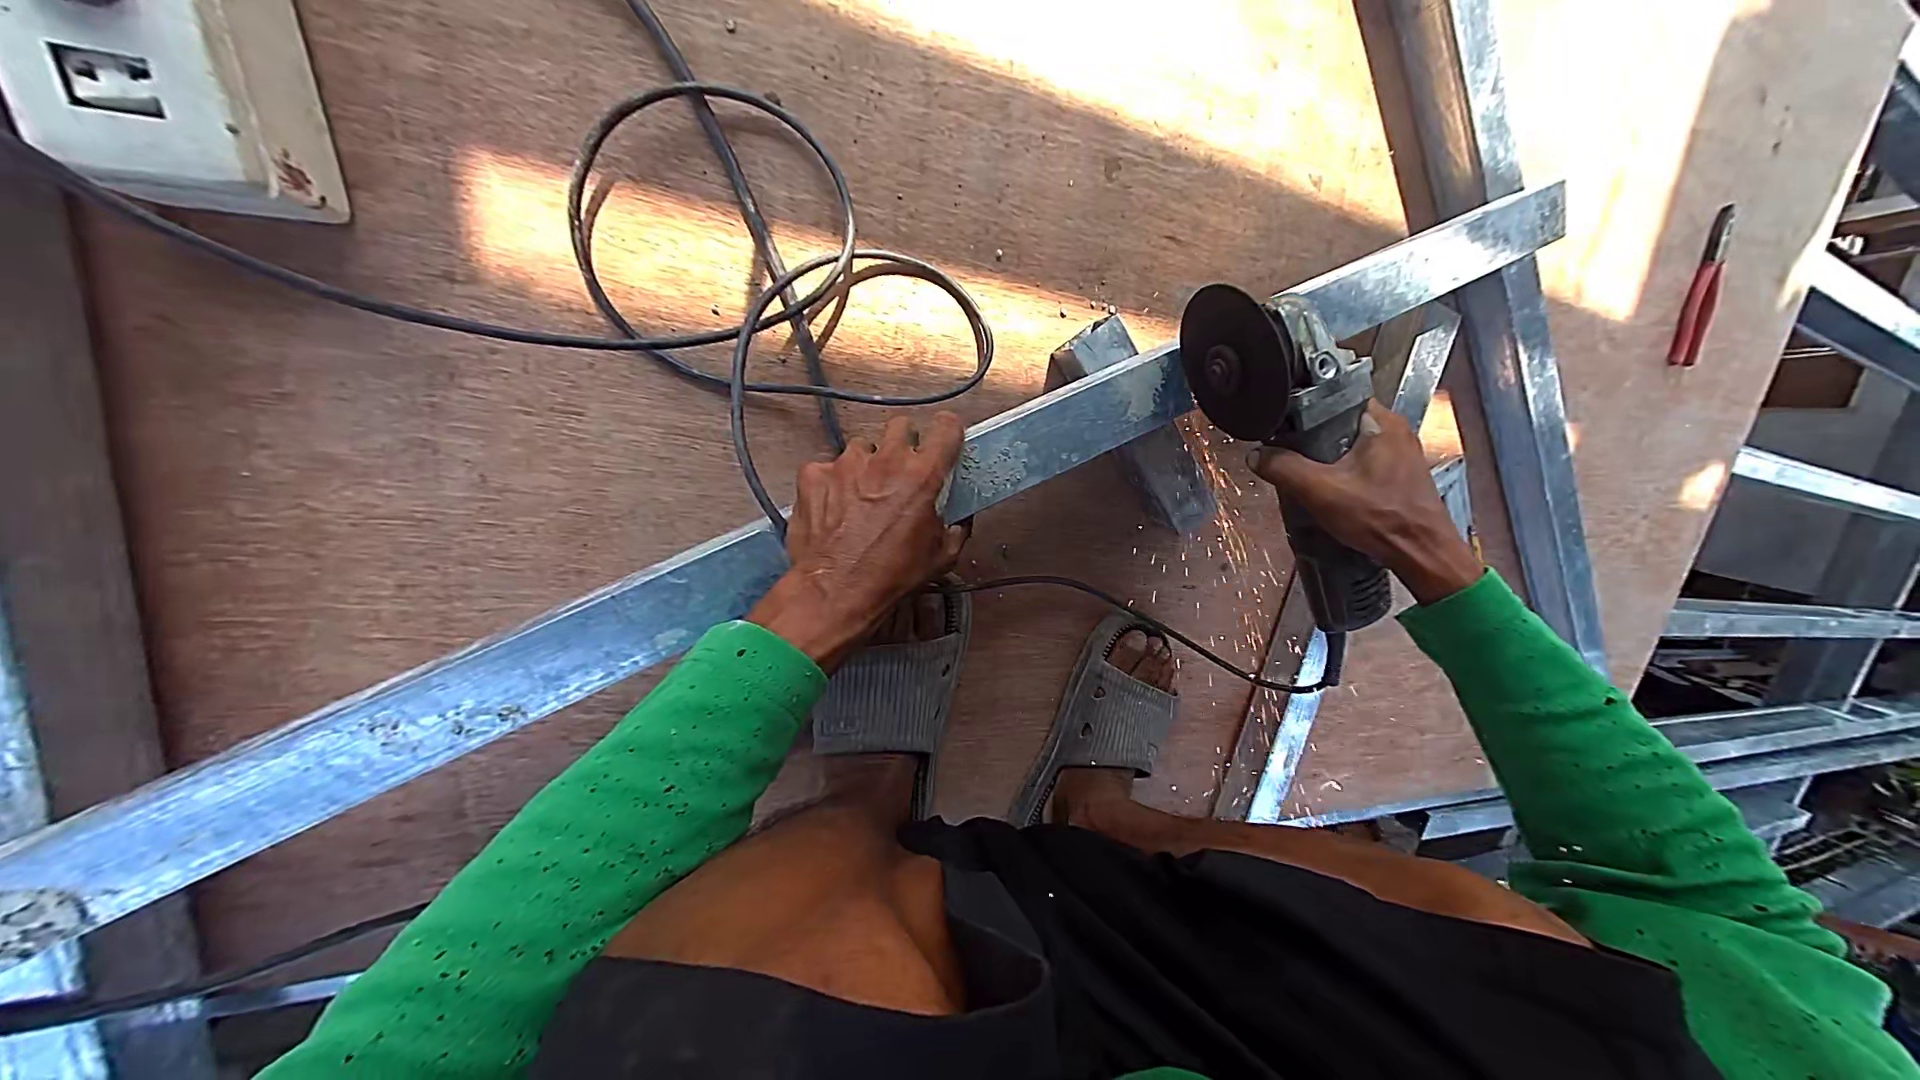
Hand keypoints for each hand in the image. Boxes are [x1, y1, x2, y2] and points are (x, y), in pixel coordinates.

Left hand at [748, 412, 969, 670]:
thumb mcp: (942, 557)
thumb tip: (958, 518)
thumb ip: (956, 528)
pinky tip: (832, 509)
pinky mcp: (813, 474)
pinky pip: (827, 469)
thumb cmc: (894, 576)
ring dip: (865, 466)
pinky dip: (831, 484)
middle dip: (902, 443)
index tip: (943, 439)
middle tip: (899, 471)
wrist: (836, 591)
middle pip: (900, 426)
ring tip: (860, 498)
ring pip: (861, 449)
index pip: (946, 428)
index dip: (947, 430)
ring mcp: (845, 464)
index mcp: (922, 475)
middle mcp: (885, 460)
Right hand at [1247, 400, 1480, 604]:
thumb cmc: (1378, 516)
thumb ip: (1283, 468)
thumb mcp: (1319, 490)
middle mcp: (1394, 430)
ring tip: (1302, 471)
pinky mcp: (1397, 474)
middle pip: (1338, 422)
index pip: (1335, 397)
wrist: (1420, 553)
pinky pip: (1359, 461)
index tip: (1281, 426)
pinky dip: (1339, 469)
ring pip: (1347, 443)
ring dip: (1324, 456)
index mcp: (1381, 421)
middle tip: (1287, 453)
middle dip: (1311, 437)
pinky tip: (1326, 486)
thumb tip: (1255, 455)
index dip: (1304, 409)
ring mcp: (1399, 453)